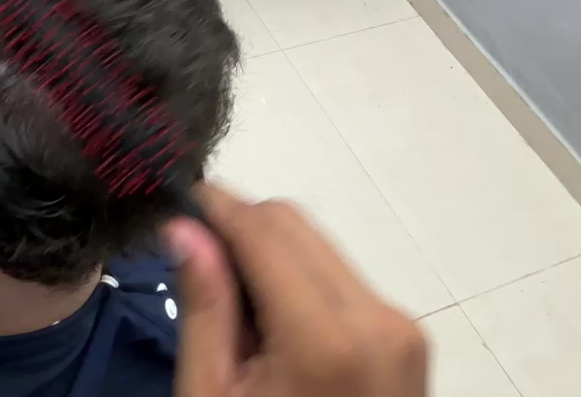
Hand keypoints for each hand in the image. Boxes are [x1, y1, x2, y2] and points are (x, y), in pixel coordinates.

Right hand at [166, 183, 426, 396]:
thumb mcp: (213, 394)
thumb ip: (203, 305)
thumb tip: (182, 225)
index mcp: (326, 337)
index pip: (258, 225)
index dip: (212, 204)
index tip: (173, 202)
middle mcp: (377, 318)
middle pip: (287, 222)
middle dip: (237, 226)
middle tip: (197, 264)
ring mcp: (400, 328)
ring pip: (313, 239)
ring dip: (266, 248)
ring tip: (237, 307)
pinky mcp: (407, 337)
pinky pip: (336, 270)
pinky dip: (295, 273)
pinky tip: (274, 319)